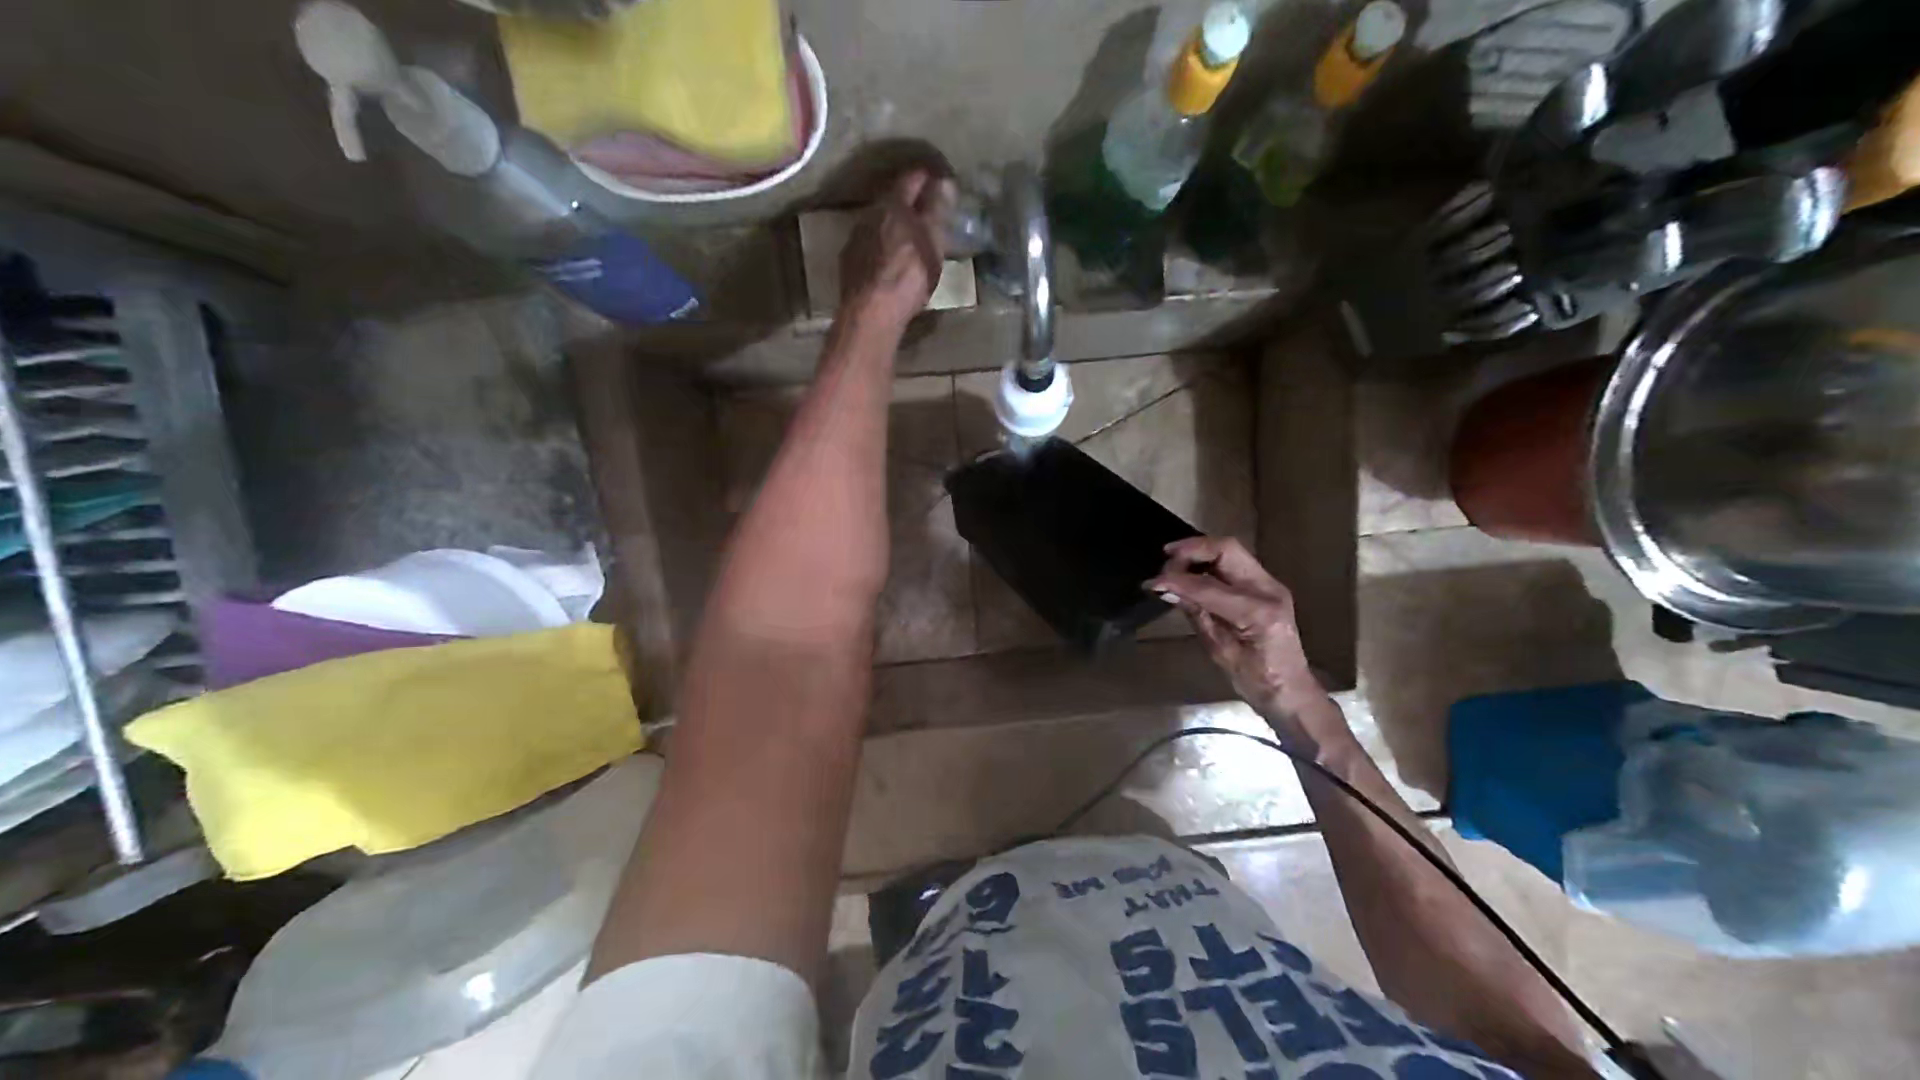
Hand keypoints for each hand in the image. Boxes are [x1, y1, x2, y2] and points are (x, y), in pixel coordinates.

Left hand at [838, 169, 954, 331]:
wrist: (871, 312)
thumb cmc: (908, 275)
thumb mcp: (932, 242)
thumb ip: (937, 210)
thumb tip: (943, 180)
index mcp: (893, 205)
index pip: (910, 179)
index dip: (925, 177)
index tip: (938, 179)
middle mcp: (870, 215)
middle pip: (892, 201)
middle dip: (909, 203)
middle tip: (925, 209)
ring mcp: (856, 239)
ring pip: (878, 223)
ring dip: (894, 226)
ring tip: (908, 237)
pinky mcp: (849, 262)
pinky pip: (869, 245)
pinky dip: (882, 246)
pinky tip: (889, 259)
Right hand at [1146, 536, 1326, 726]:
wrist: (1290, 690)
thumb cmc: (1255, 681)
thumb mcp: (1218, 650)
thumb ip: (1195, 614)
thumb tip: (1166, 589)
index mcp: (1257, 612)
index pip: (1208, 585)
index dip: (1177, 579)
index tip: (1152, 582)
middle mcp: (1268, 589)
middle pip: (1227, 549)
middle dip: (1192, 549)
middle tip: (1165, 558)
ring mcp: (1270, 584)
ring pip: (1231, 550)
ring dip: (1200, 552)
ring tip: (1173, 564)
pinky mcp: (1266, 586)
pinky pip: (1234, 562)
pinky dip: (1209, 561)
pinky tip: (1191, 572)